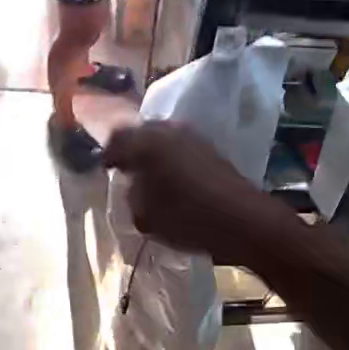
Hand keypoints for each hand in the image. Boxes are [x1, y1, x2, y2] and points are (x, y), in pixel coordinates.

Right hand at [103, 121, 298, 265]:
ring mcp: (192, 136)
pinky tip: (172, 178)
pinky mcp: (210, 148)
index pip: (116, 138)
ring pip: (162, 138)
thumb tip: (133, 184)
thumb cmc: (186, 217)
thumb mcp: (144, 214)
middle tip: (126, 170)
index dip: (108, 154)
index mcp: (145, 141)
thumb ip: (131, 194)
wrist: (242, 219)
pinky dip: (171, 158)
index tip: (106, 169)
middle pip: (140, 132)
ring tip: (149, 176)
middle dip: (131, 149)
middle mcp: (168, 130)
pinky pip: (180, 147)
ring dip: (153, 152)